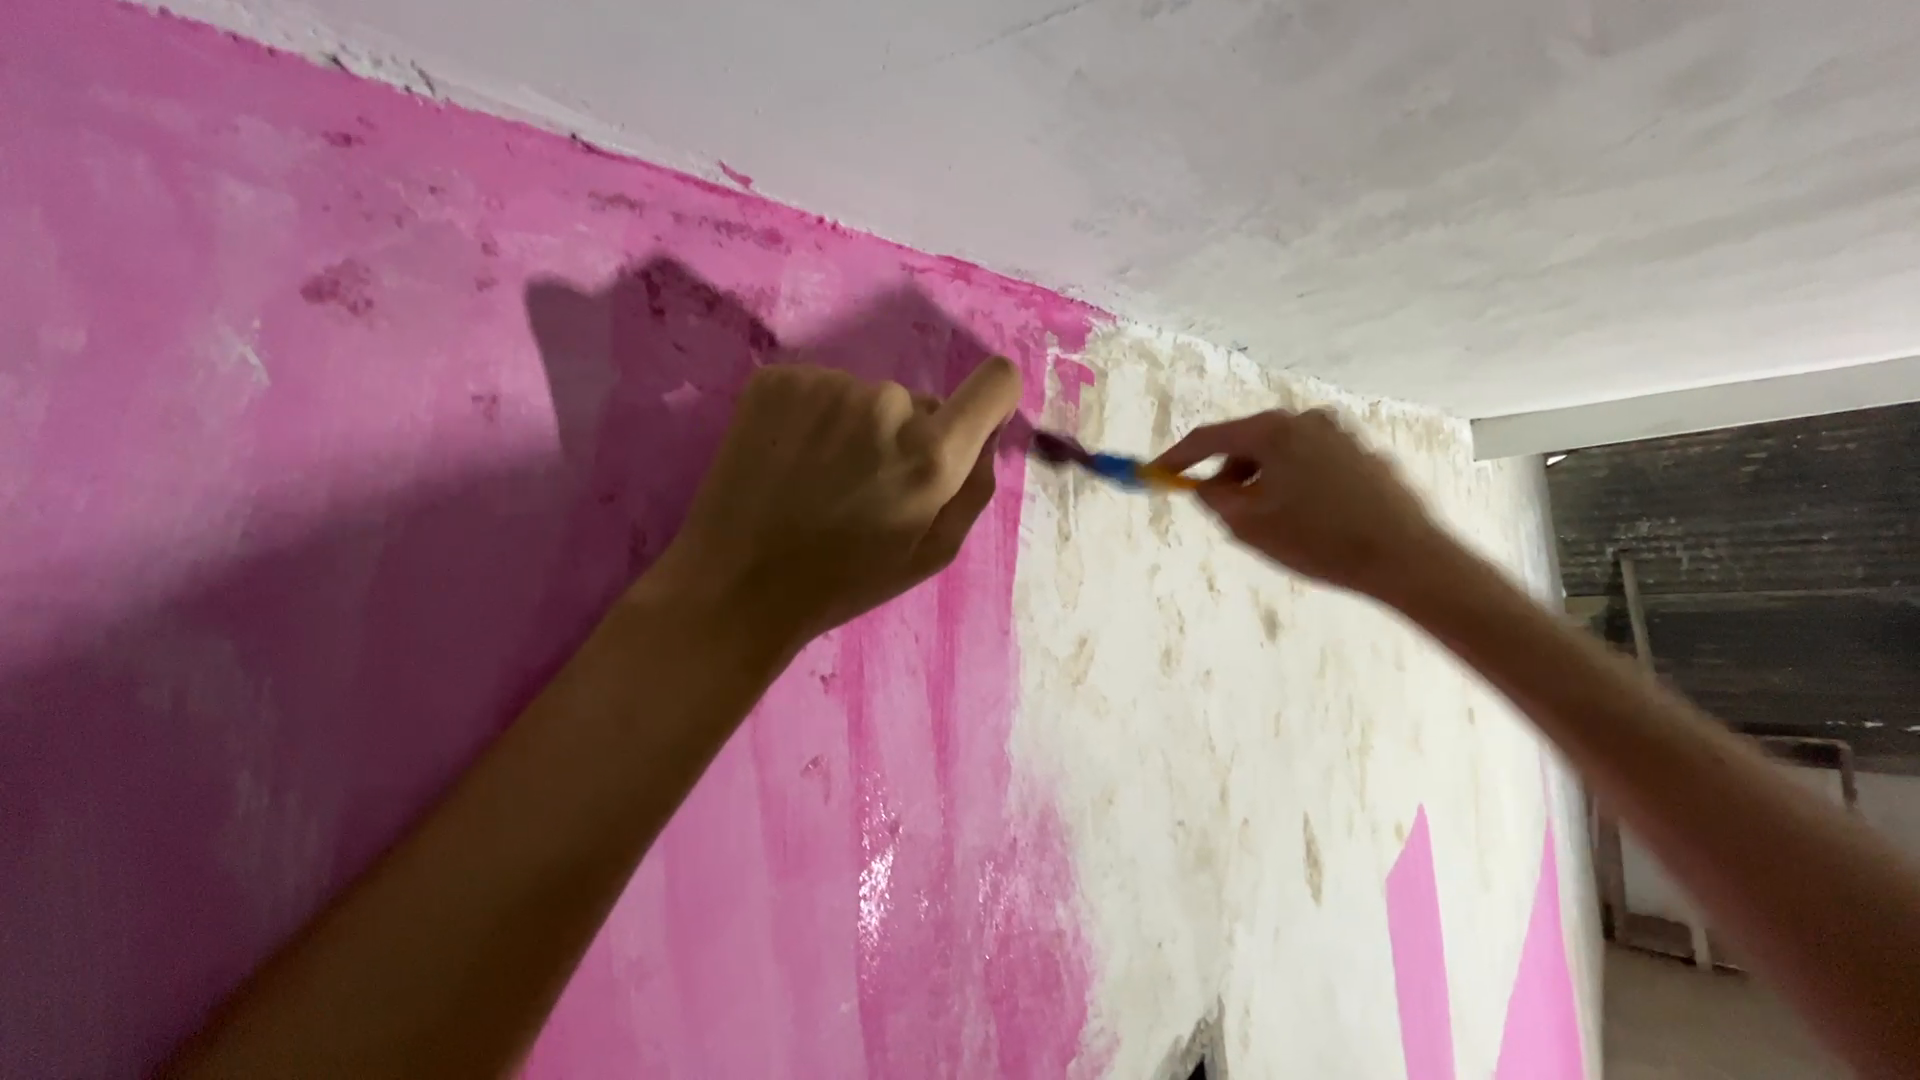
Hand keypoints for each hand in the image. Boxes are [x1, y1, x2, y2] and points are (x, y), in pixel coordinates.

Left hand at [648, 356, 1021, 649]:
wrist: (735, 584)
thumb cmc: (843, 580)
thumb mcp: (932, 555)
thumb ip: (974, 488)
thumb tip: (983, 437)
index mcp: (930, 454)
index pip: (995, 382)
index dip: (991, 400)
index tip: (969, 425)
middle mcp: (884, 402)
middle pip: (917, 403)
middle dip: (902, 438)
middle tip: (861, 489)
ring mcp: (825, 385)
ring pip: (864, 398)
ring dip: (853, 430)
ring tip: (816, 481)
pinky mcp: (776, 379)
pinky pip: (818, 390)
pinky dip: (811, 419)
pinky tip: (787, 462)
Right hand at [1152, 408, 1448, 599]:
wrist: (1407, 558)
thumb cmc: (1318, 540)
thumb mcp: (1249, 525)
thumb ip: (1212, 498)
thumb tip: (1201, 484)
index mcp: (1273, 430)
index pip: (1208, 438)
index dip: (1176, 458)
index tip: (1154, 475)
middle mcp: (1307, 419)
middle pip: (1247, 443)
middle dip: (1229, 476)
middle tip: (1226, 514)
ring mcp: (1341, 433)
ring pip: (1281, 455)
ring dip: (1264, 483)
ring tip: (1275, 526)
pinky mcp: (1365, 453)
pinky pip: (1312, 464)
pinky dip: (1297, 485)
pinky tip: (1312, 522)